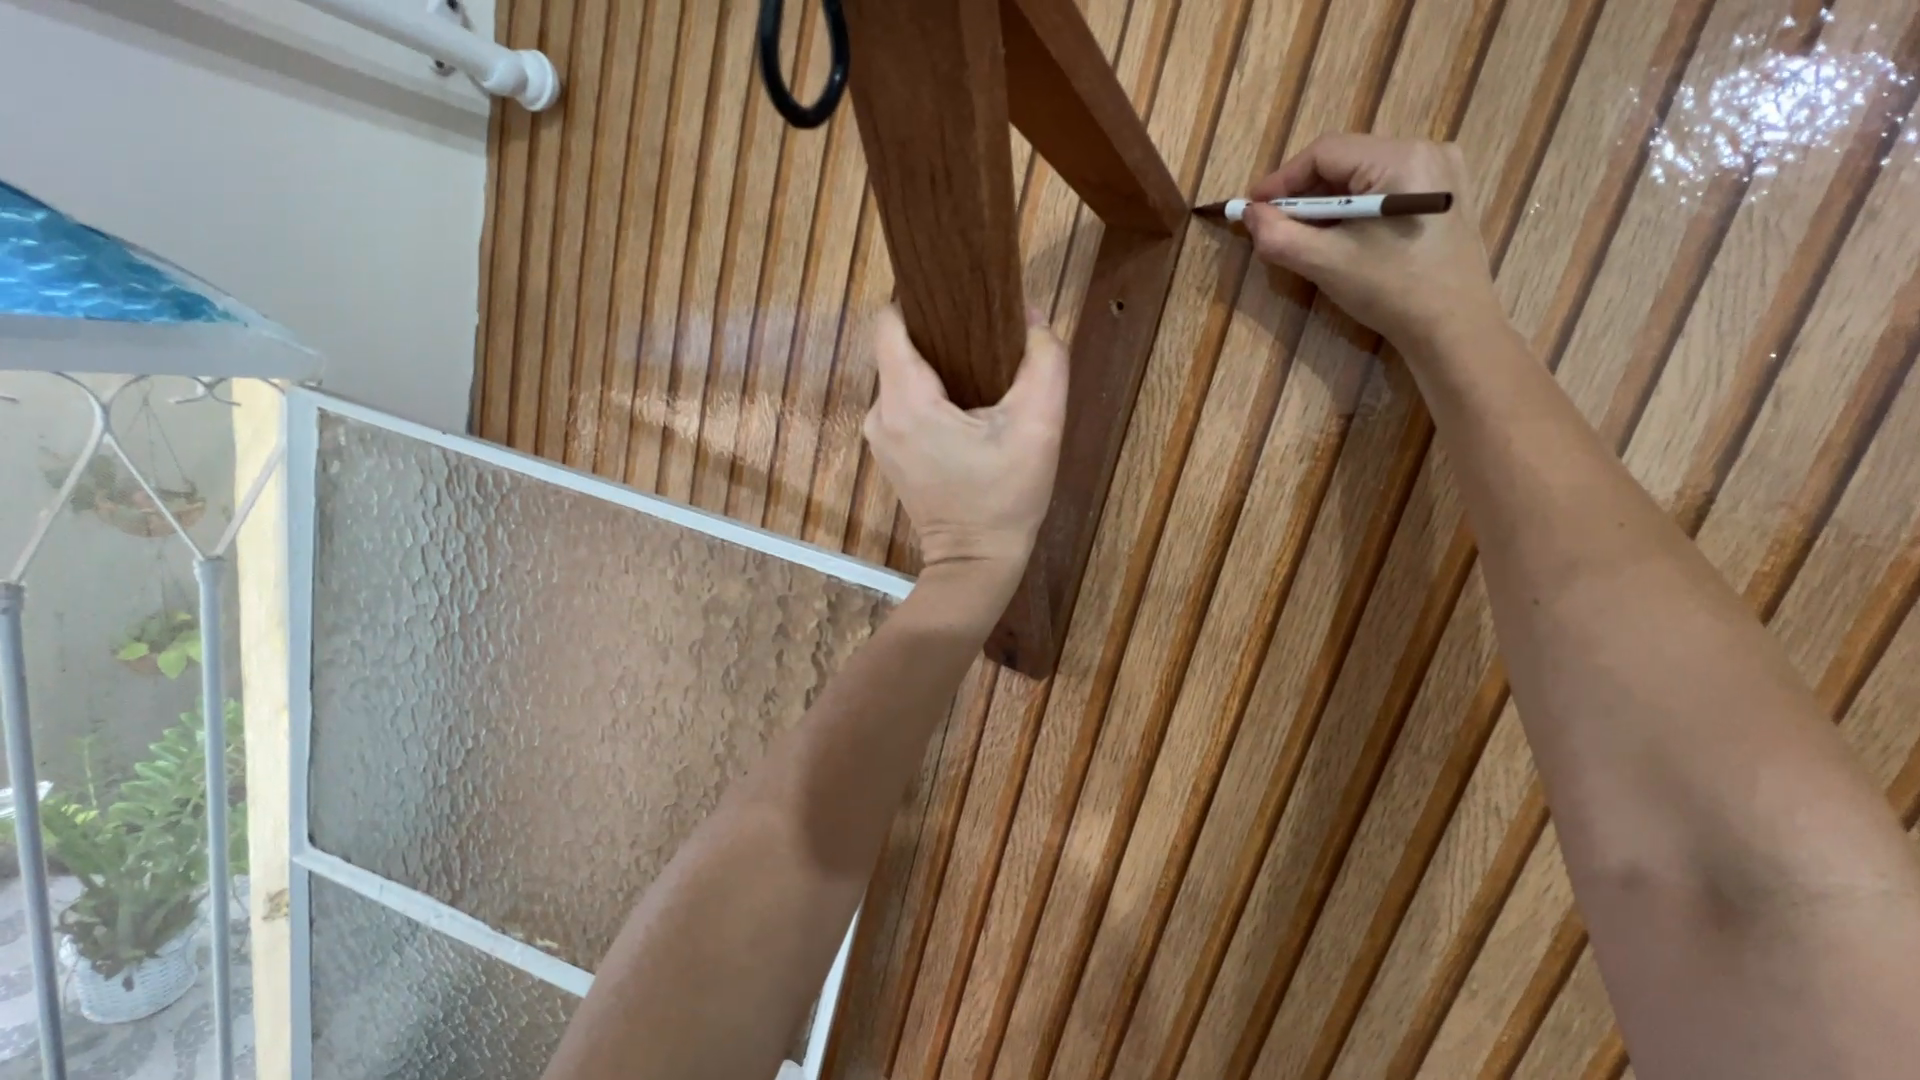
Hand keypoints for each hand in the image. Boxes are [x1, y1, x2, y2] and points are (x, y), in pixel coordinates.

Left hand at [864, 306, 1068, 597]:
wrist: (976, 562)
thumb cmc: (1006, 498)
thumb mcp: (1039, 428)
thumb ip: (1044, 361)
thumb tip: (1030, 314)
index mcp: (906, 401)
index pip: (889, 322)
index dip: (921, 300)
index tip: (958, 296)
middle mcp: (881, 413)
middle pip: (900, 347)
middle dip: (939, 335)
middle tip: (984, 334)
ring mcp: (880, 435)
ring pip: (903, 375)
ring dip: (938, 367)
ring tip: (980, 371)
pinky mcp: (889, 451)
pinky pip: (904, 402)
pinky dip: (931, 395)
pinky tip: (966, 405)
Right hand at [1242, 135, 1502, 350]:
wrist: (1453, 327)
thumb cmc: (1391, 291)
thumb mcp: (1325, 263)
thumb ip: (1279, 235)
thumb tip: (1249, 214)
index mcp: (1401, 158)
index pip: (1324, 152)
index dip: (1281, 179)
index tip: (1252, 209)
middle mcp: (1426, 151)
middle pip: (1345, 161)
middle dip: (1303, 194)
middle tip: (1273, 227)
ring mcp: (1441, 172)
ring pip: (1363, 176)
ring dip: (1326, 203)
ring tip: (1304, 236)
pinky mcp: (1444, 195)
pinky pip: (1385, 189)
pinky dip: (1354, 209)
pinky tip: (1341, 237)